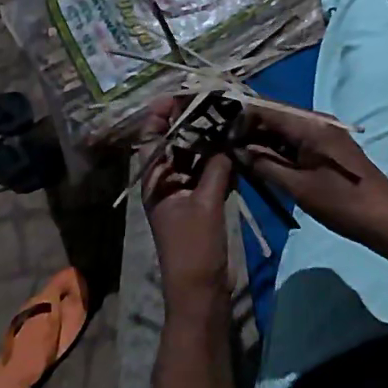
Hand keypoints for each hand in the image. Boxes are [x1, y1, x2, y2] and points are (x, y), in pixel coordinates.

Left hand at [141, 99, 234, 313]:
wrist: (201, 293)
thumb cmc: (194, 248)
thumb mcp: (206, 204)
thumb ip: (216, 168)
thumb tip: (226, 140)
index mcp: (155, 181)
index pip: (153, 138)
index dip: (162, 115)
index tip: (179, 94)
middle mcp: (166, 183)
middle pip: (175, 144)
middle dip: (193, 124)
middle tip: (214, 103)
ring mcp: (183, 194)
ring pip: (194, 158)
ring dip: (209, 142)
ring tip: (228, 120)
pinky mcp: (200, 205)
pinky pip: (208, 175)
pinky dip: (219, 163)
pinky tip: (235, 151)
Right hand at [231, 106, 387, 250]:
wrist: (386, 218)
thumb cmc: (341, 203)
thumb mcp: (296, 186)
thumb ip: (263, 164)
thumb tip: (235, 150)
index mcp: (309, 124)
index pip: (264, 109)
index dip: (239, 120)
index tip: (220, 137)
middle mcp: (315, 120)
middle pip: (273, 115)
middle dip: (248, 129)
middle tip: (225, 148)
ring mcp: (323, 131)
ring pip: (282, 128)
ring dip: (261, 139)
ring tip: (238, 156)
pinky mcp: (326, 145)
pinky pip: (294, 138)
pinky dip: (277, 147)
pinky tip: (262, 162)